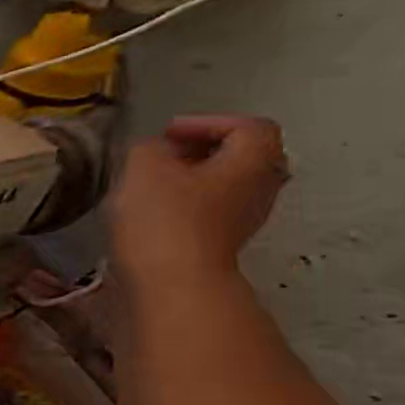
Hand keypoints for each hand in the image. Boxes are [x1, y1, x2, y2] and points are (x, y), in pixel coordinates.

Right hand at [111, 116, 288, 291]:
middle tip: (165, 153)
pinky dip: (187, 202)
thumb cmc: (164, 220)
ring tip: (154, 182)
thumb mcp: (143, 168)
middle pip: (242, 156)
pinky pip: (211, 210)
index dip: (207, 123)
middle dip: (202, 150)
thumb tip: (152, 151)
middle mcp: (261, 188)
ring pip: (226, 185)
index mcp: (253, 161)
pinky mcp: (221, 242)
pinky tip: (154, 211)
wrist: (171, 281)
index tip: (168, 133)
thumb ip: (147, 148)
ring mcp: (244, 219)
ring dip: (193, 178)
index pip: (247, 126)